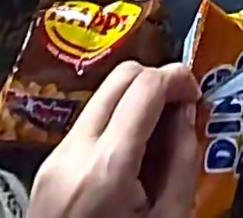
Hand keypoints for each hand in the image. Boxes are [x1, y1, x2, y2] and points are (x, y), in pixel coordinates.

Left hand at [28, 62, 200, 217]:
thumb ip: (182, 158)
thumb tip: (186, 109)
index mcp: (107, 167)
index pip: (147, 84)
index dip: (179, 78)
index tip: (196, 96)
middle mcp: (75, 151)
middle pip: (122, 75)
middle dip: (157, 79)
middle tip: (180, 105)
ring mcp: (55, 158)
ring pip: (104, 94)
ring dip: (137, 97)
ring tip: (159, 129)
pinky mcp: (46, 167)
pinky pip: (90, 120)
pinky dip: (118, 118)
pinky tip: (133, 151)